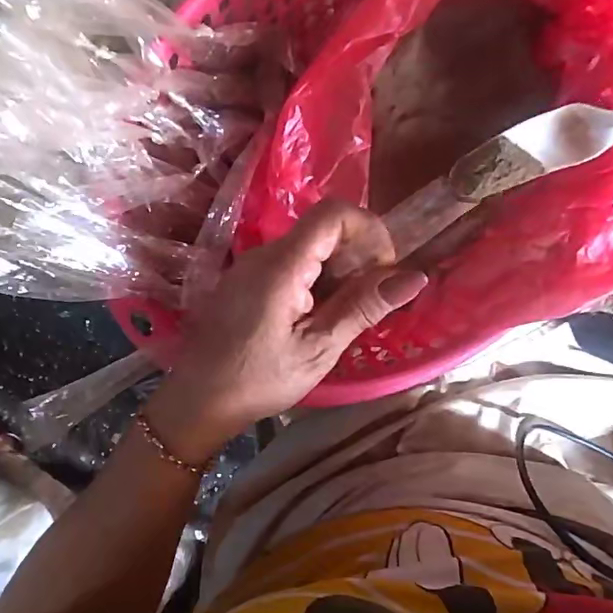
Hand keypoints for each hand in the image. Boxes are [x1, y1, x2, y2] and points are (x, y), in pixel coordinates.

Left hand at [145, 200, 428, 458]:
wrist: (198, 400)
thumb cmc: (259, 379)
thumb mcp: (318, 349)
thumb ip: (363, 307)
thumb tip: (414, 276)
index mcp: (281, 265)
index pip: (334, 213)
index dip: (369, 229)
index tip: (384, 269)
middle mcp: (263, 254)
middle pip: (322, 229)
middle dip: (356, 256)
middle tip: (367, 303)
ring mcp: (250, 266)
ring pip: (307, 248)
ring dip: (336, 273)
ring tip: (342, 318)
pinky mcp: (244, 281)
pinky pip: (289, 265)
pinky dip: (314, 282)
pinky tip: (315, 320)